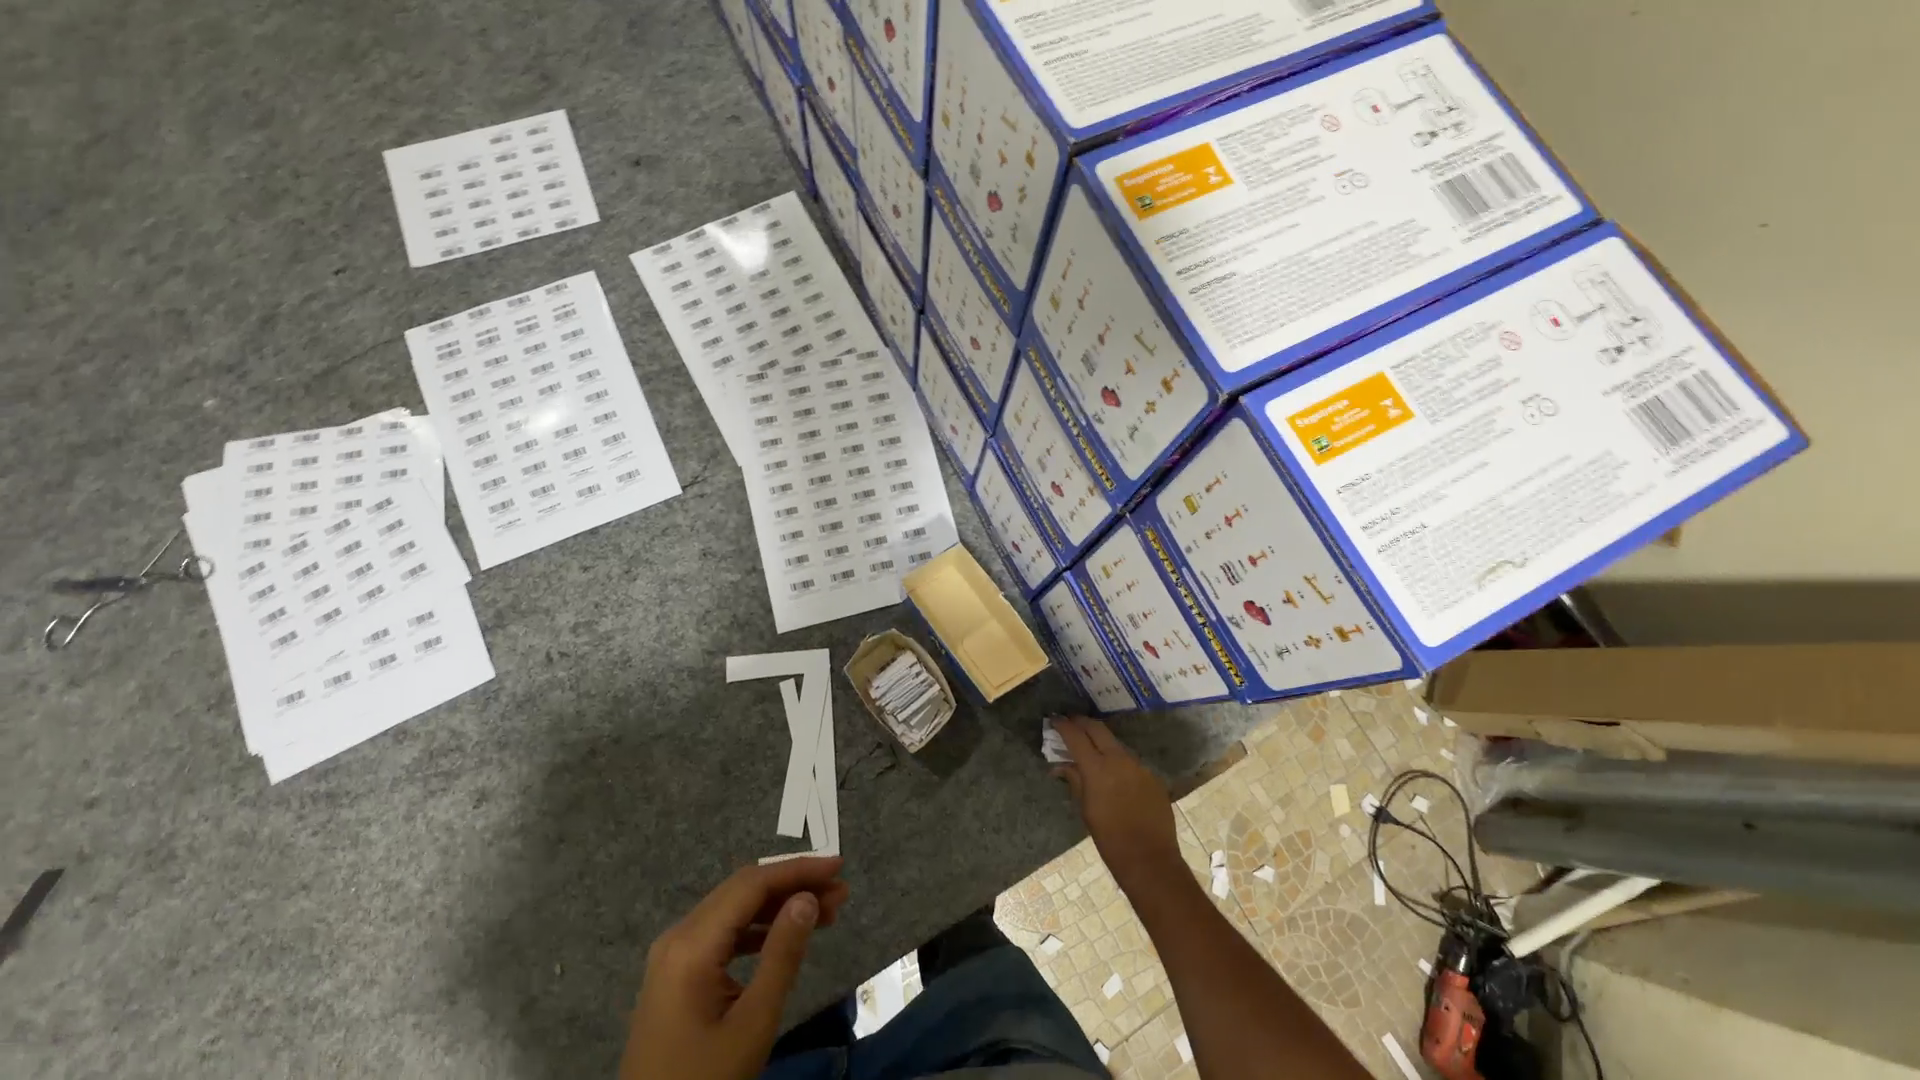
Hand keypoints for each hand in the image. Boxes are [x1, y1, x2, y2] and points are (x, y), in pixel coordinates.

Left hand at [620, 857, 851, 1079]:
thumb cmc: (706, 1078)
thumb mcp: (754, 1021)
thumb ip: (782, 955)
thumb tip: (808, 898)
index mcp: (692, 944)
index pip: (751, 886)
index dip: (797, 871)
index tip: (839, 866)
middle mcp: (678, 937)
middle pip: (741, 891)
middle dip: (793, 885)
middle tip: (841, 892)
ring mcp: (673, 954)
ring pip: (733, 910)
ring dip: (779, 906)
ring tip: (827, 912)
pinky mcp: (677, 973)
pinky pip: (722, 933)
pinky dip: (758, 928)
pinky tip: (787, 935)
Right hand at [1050, 716, 1182, 896]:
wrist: (1148, 858)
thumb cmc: (1109, 838)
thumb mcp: (1085, 809)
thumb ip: (1075, 781)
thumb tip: (1061, 766)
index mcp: (1097, 768)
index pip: (1076, 737)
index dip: (1063, 726)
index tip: (1054, 719)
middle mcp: (1119, 760)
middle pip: (1098, 730)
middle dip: (1083, 723)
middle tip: (1071, 722)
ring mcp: (1139, 767)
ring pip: (1116, 745)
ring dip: (1102, 743)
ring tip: (1091, 749)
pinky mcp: (1152, 777)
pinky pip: (1131, 763)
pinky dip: (1118, 763)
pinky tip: (1115, 776)